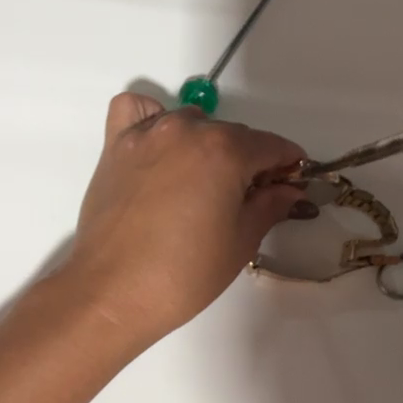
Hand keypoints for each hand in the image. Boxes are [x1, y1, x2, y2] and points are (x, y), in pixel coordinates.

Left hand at [57, 93, 309, 347]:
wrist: (112, 291)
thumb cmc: (184, 274)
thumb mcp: (240, 241)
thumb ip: (270, 205)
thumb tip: (290, 188)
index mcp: (224, 150)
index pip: (270, 145)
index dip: (287, 165)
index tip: (290, 184)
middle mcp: (186, 129)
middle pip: (231, 134)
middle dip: (247, 160)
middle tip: (247, 197)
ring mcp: (147, 134)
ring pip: (189, 122)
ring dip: (203, 143)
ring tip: (200, 183)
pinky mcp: (115, 145)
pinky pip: (136, 111)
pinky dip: (150, 118)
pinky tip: (159, 147)